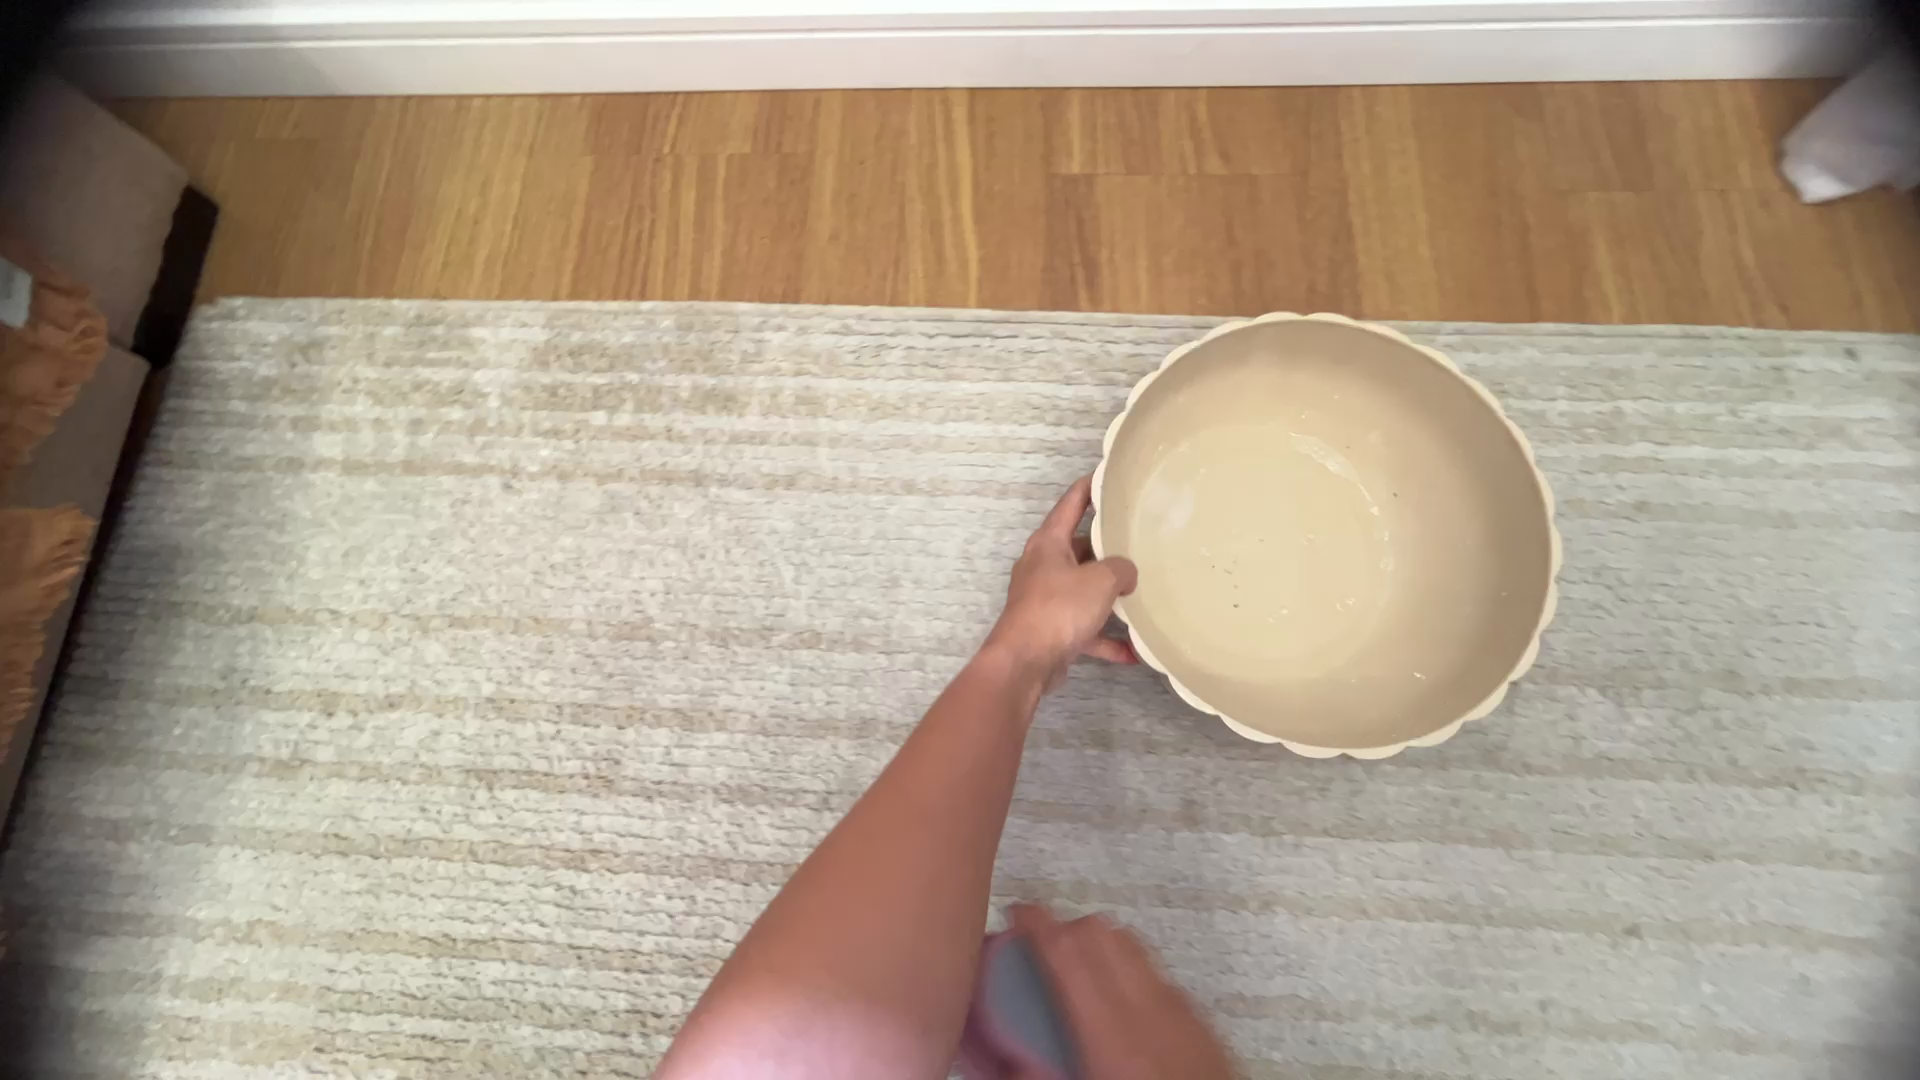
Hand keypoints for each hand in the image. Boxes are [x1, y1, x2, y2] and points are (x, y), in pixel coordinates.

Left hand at [983, 476, 1138, 692]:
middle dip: (1107, 548)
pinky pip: (1084, 628)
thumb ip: (1121, 568)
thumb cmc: (1059, 609)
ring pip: (1082, 589)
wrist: (1024, 662)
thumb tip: (1126, 574)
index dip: (1089, 487)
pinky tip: (1133, 651)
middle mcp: (1043, 566)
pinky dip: (1106, 638)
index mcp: (1048, 543)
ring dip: (1109, 596)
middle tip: (1138, 542)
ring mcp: (1044, 599)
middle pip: (1079, 548)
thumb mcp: (1100, 580)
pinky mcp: (1050, 630)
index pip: (1070, 504)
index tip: (1107, 475)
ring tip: (1141, 593)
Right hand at [1010, 904, 1237, 1079]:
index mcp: (1110, 1034)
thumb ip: (1043, 1074)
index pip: (1067, 951)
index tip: (1015, 912)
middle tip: (1042, 953)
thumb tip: (1011, 1060)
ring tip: (1080, 973)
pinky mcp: (1204, 1025)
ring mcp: (1181, 1011)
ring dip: (1100, 945)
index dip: (1036, 923)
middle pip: (1099, 932)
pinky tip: (1125, 1012)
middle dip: (1066, 928)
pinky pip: (1159, 975)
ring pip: (1132, 944)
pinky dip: (1132, 973)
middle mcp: (1148, 1009)